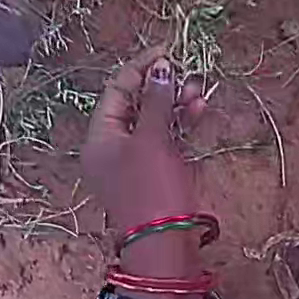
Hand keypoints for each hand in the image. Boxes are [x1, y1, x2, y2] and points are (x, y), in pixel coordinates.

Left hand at [82, 48, 208, 298]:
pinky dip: (180, 124)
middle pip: (135, 104)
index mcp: (99, 137)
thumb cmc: (152, 190)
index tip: (167, 52)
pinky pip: (165, 140)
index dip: (141, 68)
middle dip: (161, 86)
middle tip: (188, 72)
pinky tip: (199, 109)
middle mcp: (112, 147)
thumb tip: (162, 68)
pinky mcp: (155, 172)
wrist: (164, 246)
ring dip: (175, 103)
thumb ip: (157, 101)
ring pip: (153, 121)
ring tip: (198, 90)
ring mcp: (134, 161)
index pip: (116, 90)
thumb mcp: (152, 141)